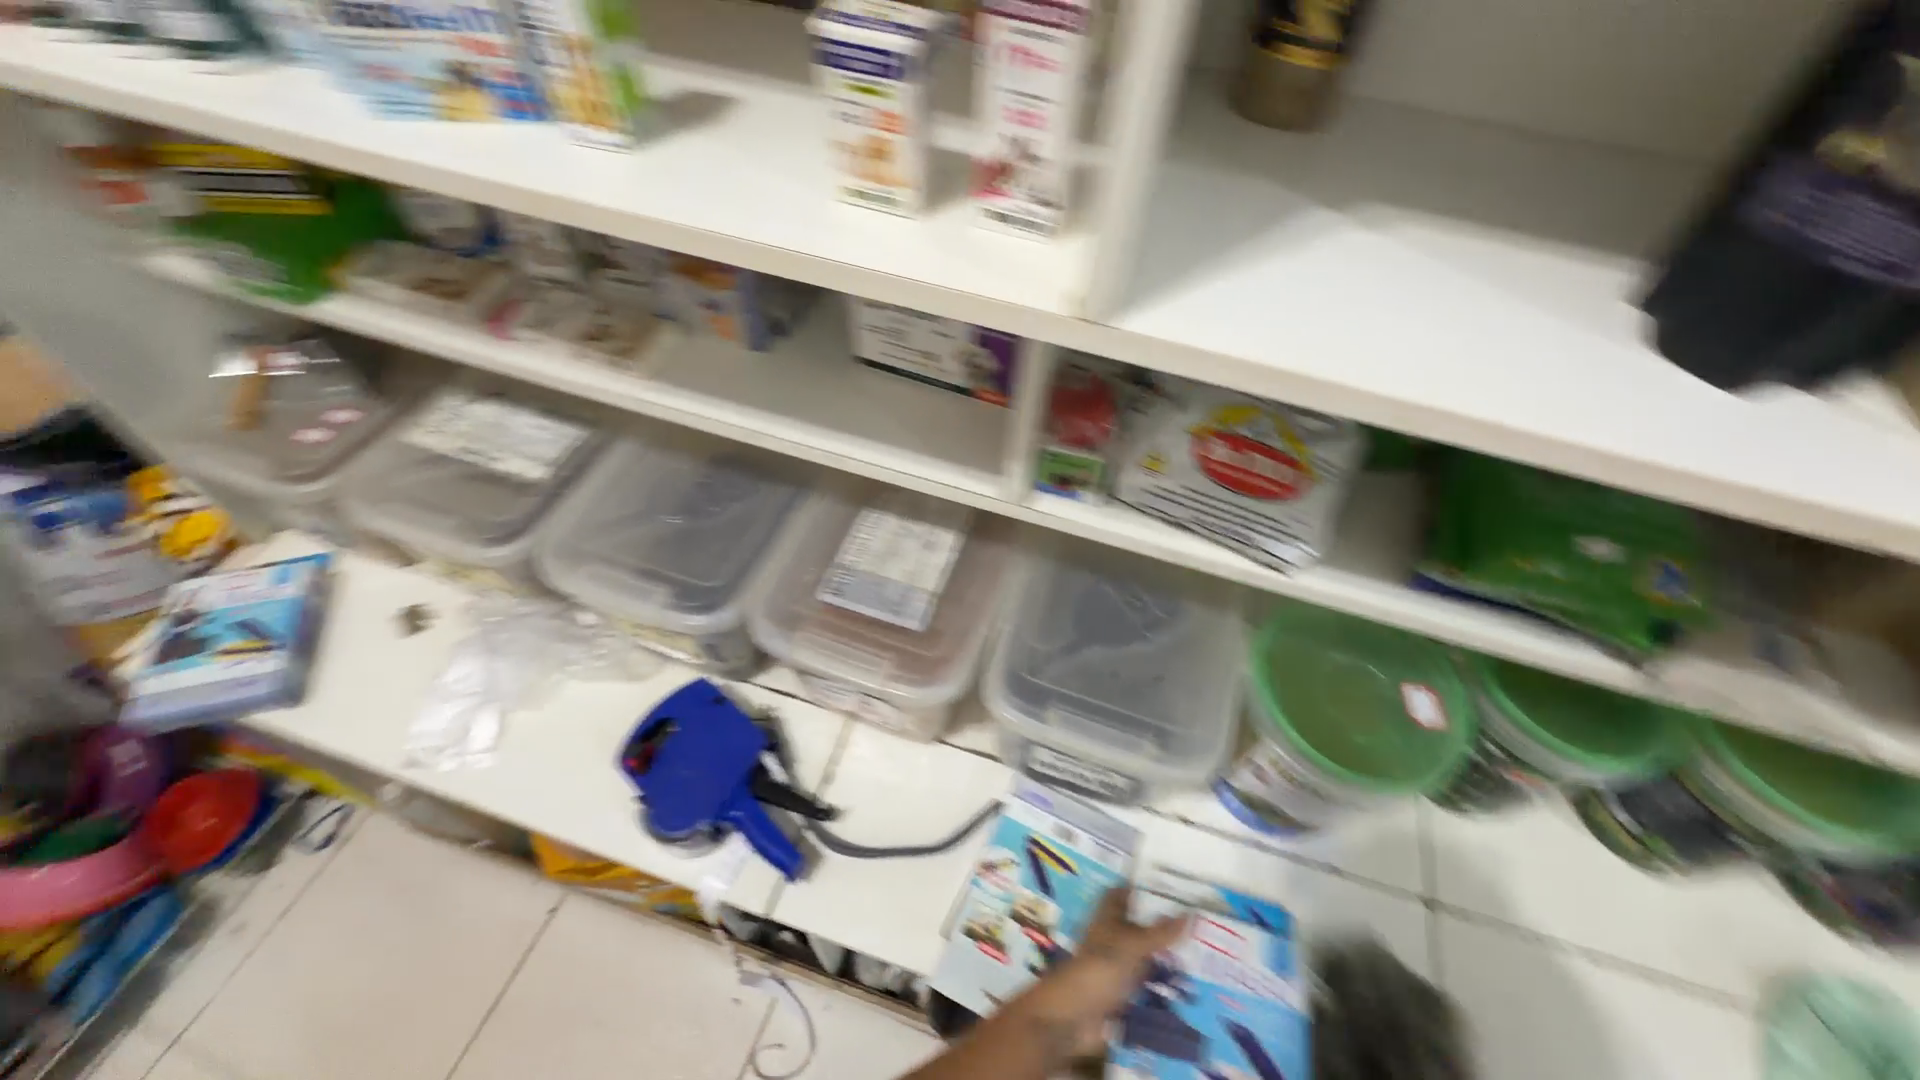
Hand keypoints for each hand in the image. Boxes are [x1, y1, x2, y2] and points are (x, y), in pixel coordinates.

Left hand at [1012, 886, 1189, 1060]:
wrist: (1072, 1018)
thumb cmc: (1098, 970)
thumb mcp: (1132, 946)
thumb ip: (1160, 932)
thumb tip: (1192, 911)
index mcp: (1108, 918)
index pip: (1124, 893)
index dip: (1144, 886)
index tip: (1175, 884)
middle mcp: (1113, 939)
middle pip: (1141, 925)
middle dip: (1166, 924)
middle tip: (1202, 921)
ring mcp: (1118, 968)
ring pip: (1148, 956)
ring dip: (1170, 957)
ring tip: (1206, 954)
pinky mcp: (1125, 996)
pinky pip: (1151, 987)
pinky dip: (1169, 987)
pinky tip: (1194, 988)